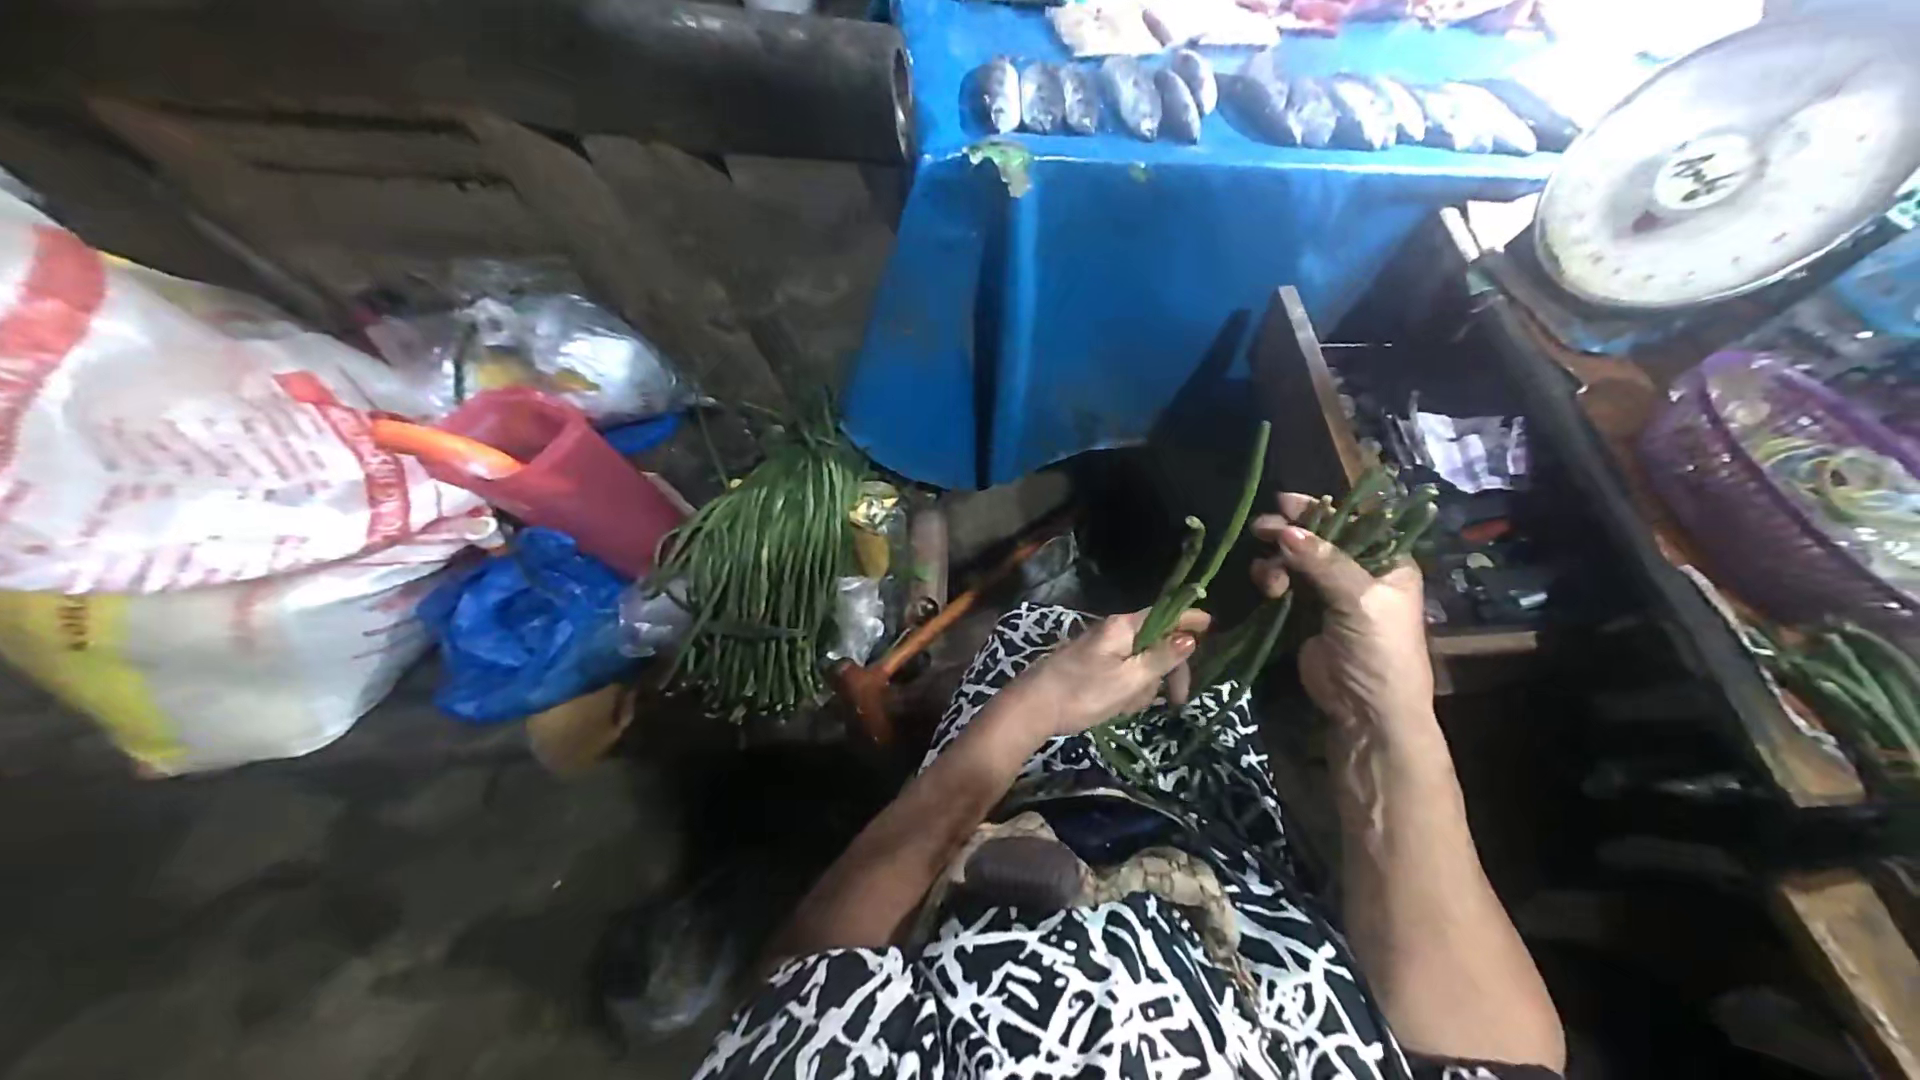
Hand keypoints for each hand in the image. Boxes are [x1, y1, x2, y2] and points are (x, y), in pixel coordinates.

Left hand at [1004, 607, 1211, 738]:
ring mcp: (1101, 650)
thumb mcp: (1130, 679)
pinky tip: (1115, 708)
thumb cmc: (1084, 692)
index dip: (1188, 619)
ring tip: (1126, 707)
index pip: (1164, 614)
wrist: (1033, 707)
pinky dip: (1126, 692)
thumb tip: (1189, 637)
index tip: (1210, 625)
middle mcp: (1112, 632)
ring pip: (1140, 665)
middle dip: (1165, 672)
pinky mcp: (1092, 667)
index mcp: (1122, 627)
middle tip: (1174, 701)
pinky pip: (1122, 676)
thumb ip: (1161, 657)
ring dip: (1142, 688)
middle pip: (1155, 644)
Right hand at [1250, 493, 1432, 728]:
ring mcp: (1329, 593)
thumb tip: (1285, 529)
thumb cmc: (1379, 652)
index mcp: (1388, 563)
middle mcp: (1358, 572)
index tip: (1286, 502)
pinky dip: (1271, 579)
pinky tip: (1268, 588)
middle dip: (1290, 532)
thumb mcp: (1359, 601)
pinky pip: (1283, 582)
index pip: (1355, 522)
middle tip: (1262, 529)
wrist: (1366, 710)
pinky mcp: (1304, 612)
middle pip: (1318, 538)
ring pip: (1295, 559)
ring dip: (1277, 560)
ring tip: (1269, 576)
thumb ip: (1323, 563)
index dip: (1322, 509)